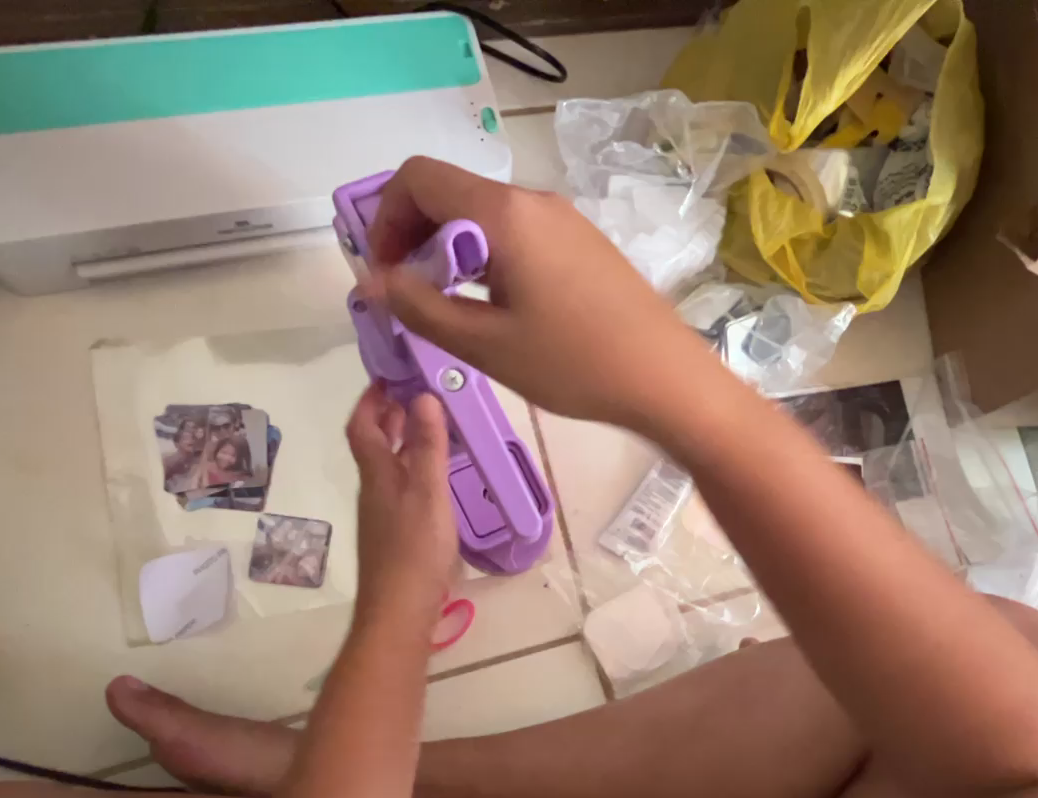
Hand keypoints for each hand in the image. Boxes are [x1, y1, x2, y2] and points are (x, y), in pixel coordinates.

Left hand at [346, 384, 457, 625]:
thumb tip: (423, 396)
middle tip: (414, 393)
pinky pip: (401, 485)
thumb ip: (427, 446)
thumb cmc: (415, 549)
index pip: (362, 426)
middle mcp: (375, 488)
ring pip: (387, 465)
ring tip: (429, 425)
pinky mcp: (396, 532)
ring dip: (401, 440)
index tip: (388, 375)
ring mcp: (383, 512)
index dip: (370, 399)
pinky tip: (434, 475)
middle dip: (387, 415)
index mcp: (378, 474)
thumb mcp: (428, 493)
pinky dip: (413, 467)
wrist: (400, 608)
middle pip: (372, 444)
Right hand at [363, 157, 737, 435]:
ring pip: (487, 217)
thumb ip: (420, 307)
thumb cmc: (575, 365)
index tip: (386, 274)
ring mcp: (567, 220)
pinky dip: (492, 259)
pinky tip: (502, 309)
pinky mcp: (586, 244)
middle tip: (412, 297)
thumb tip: (371, 281)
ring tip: (455, 310)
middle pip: (452, 193)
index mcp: (505, 214)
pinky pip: (522, 235)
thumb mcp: (486, 344)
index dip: (385, 219)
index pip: (418, 178)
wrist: (666, 378)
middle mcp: (535, 201)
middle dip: (416, 236)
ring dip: (454, 251)